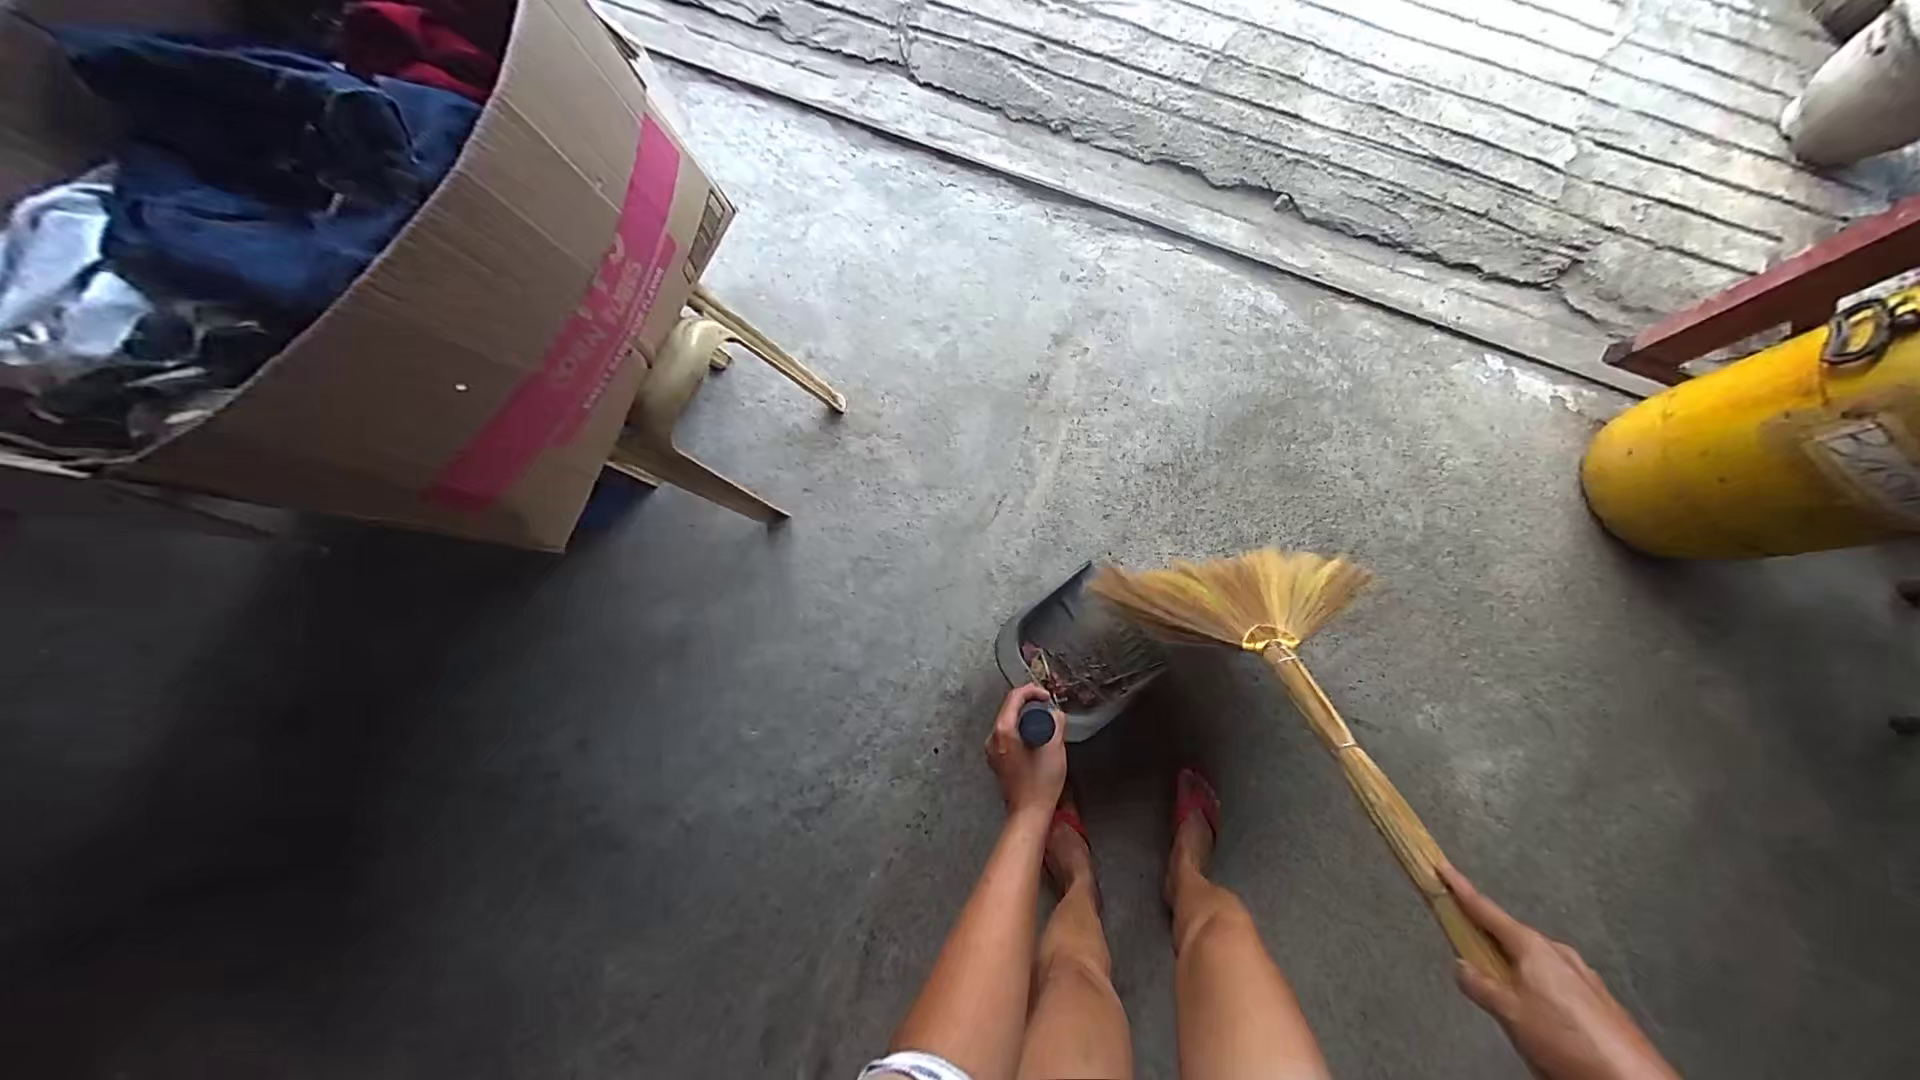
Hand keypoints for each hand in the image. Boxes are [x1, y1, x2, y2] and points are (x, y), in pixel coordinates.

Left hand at [982, 684, 1065, 815]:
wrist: (1028, 813)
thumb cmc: (1040, 785)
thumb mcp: (1055, 749)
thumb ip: (1057, 725)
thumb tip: (1056, 713)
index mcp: (1003, 731)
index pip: (1014, 698)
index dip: (1032, 692)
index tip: (1046, 696)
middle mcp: (993, 738)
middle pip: (1009, 709)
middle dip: (1029, 704)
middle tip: (1047, 708)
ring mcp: (992, 750)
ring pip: (1008, 722)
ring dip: (1025, 718)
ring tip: (1044, 723)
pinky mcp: (996, 759)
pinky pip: (1007, 736)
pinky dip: (1020, 731)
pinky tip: (1034, 738)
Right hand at [1442, 864, 1681, 1079]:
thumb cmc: (1566, 1038)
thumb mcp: (1509, 1014)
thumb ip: (1479, 985)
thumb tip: (1460, 965)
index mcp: (1533, 947)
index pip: (1486, 910)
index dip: (1460, 888)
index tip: (1441, 866)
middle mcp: (1559, 954)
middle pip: (1512, 937)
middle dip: (1490, 939)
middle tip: (1469, 948)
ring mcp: (1585, 978)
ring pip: (1536, 962)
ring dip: (1516, 968)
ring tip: (1508, 995)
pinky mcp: (1603, 1004)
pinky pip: (1557, 984)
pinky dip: (1540, 988)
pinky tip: (1543, 1015)